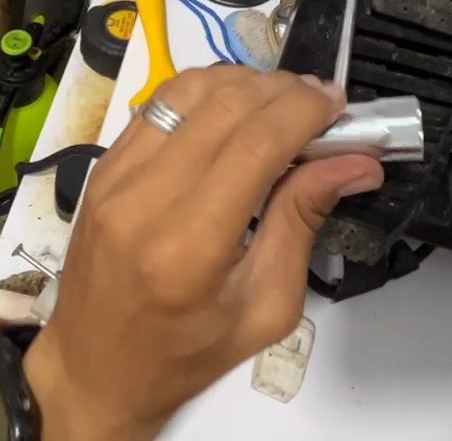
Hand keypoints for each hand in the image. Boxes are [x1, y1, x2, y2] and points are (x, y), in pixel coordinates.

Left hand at [24, 66, 384, 439]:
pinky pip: (164, 99)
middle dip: (285, 91)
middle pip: (228, 106)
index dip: (304, 111)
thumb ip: (305, 220)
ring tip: (282, 100)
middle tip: (320, 101)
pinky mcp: (105, 162)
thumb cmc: (187, 352)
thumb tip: (357, 161)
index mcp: (189, 248)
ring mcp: (116, 174)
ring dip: (249, 82)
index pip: (256, 144)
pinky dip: (210, 88)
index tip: (338, 103)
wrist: (94, 369)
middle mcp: (144, 199)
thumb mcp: (266, 305)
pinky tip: (237, 103)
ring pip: (193, 88)